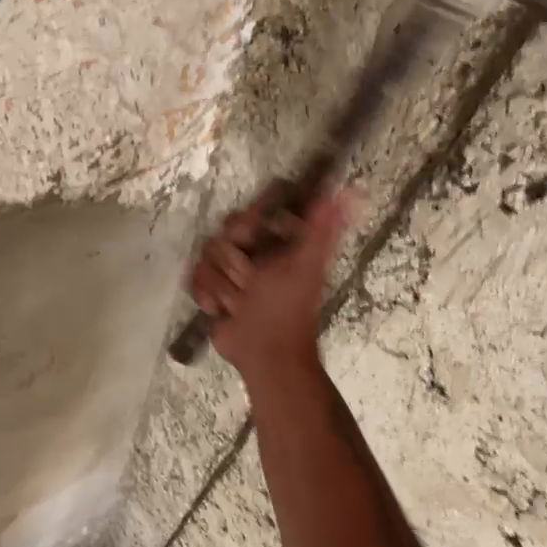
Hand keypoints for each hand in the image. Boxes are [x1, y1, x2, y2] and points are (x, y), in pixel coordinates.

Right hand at [188, 185, 356, 383]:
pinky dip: (206, 296)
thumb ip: (323, 230)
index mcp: (274, 241)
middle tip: (250, 283)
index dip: (243, 228)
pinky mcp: (209, 289)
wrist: (268, 354)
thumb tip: (353, 192)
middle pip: (219, 237)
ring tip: (238, 304)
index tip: (251, 241)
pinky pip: (193, 278)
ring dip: (222, 286)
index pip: (244, 215)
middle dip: (232, 265)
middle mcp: (250, 251)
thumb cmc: (289, 310)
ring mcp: (227, 270)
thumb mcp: (307, 267)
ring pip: (204, 259)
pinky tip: (221, 310)